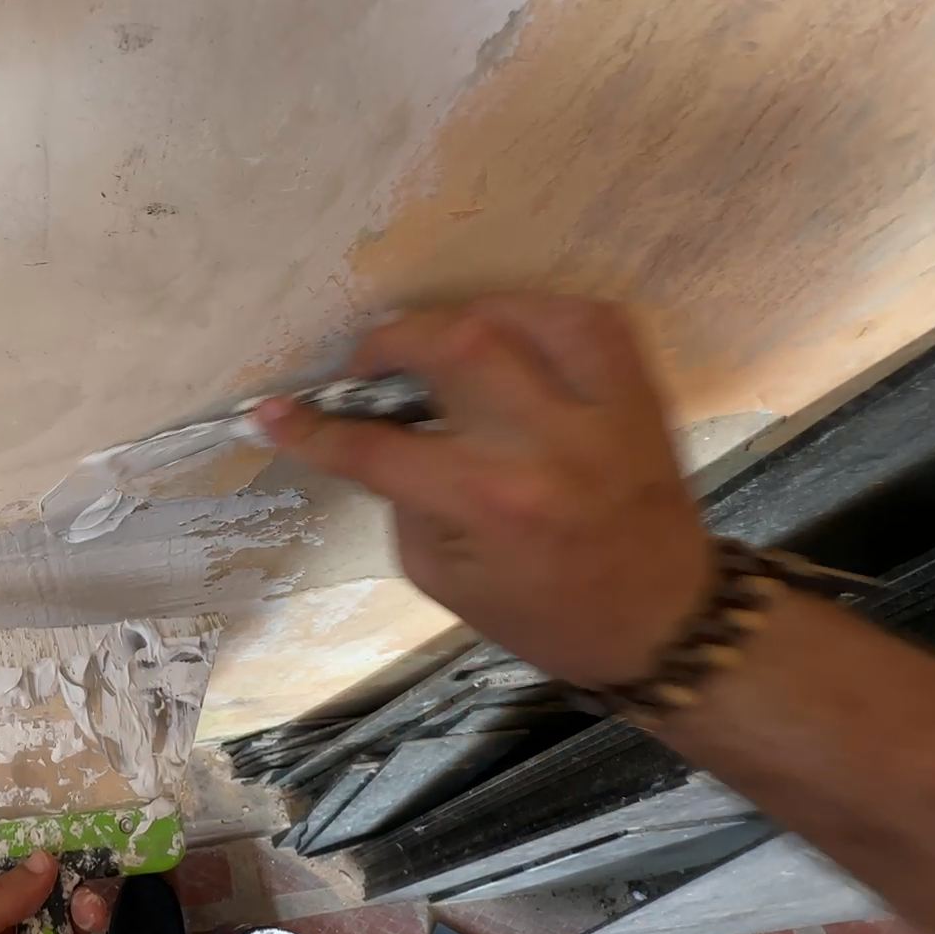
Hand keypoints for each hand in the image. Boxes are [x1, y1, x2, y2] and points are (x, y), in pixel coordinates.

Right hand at [256, 295, 712, 686]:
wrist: (662, 620)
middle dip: (386, 344)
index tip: (271, 413)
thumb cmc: (535, 611)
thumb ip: (400, 493)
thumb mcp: (435, 570)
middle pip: (453, 347)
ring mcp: (603, 412)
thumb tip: (376, 431)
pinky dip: (527, 313)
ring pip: (520, 317)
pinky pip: (585, 319)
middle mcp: (546, 445)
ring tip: (428, 345)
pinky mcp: (640, 396)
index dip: (311, 428)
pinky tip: (499, 333)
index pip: (376, 448)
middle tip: (364, 369)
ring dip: (456, 318)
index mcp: (487, 502)